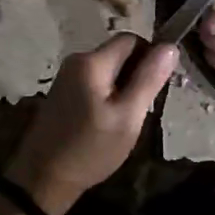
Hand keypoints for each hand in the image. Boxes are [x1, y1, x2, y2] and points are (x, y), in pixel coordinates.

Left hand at [6, 34, 178, 214]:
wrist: (44, 175)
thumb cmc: (91, 148)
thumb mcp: (128, 117)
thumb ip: (148, 79)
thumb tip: (170, 45)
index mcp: (91, 61)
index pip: (131, 39)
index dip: (150, 56)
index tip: (157, 87)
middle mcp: (77, 59)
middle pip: (119, 52)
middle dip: (137, 74)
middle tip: (142, 109)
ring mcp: (68, 75)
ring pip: (109, 68)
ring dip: (124, 87)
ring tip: (127, 119)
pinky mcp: (65, 90)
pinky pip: (96, 81)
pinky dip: (109, 95)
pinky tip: (109, 122)